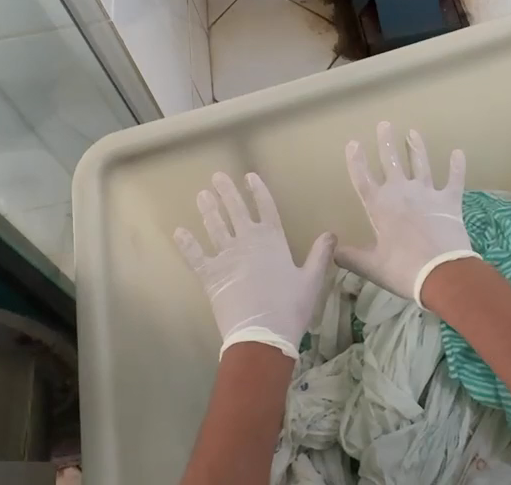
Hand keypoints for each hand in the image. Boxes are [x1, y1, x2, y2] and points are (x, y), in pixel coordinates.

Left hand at [175, 171, 336, 359]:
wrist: (262, 335)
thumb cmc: (290, 308)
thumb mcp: (312, 280)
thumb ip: (320, 254)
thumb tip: (331, 232)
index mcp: (273, 240)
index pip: (266, 207)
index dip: (258, 190)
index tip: (249, 176)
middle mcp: (247, 241)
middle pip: (235, 210)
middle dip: (227, 192)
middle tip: (217, 177)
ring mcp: (226, 256)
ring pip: (215, 227)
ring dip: (208, 210)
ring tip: (202, 195)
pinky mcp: (210, 275)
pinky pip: (195, 255)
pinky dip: (187, 244)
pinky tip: (178, 232)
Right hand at [337, 121, 479, 302]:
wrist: (442, 273)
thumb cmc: (403, 269)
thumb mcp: (372, 267)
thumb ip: (351, 257)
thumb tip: (332, 250)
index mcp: (380, 206)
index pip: (363, 177)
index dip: (356, 160)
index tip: (353, 142)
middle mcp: (401, 192)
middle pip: (391, 161)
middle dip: (386, 142)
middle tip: (385, 124)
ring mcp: (427, 193)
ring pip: (420, 163)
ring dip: (416, 146)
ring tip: (413, 131)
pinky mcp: (449, 200)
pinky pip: (455, 179)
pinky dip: (457, 166)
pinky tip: (459, 152)